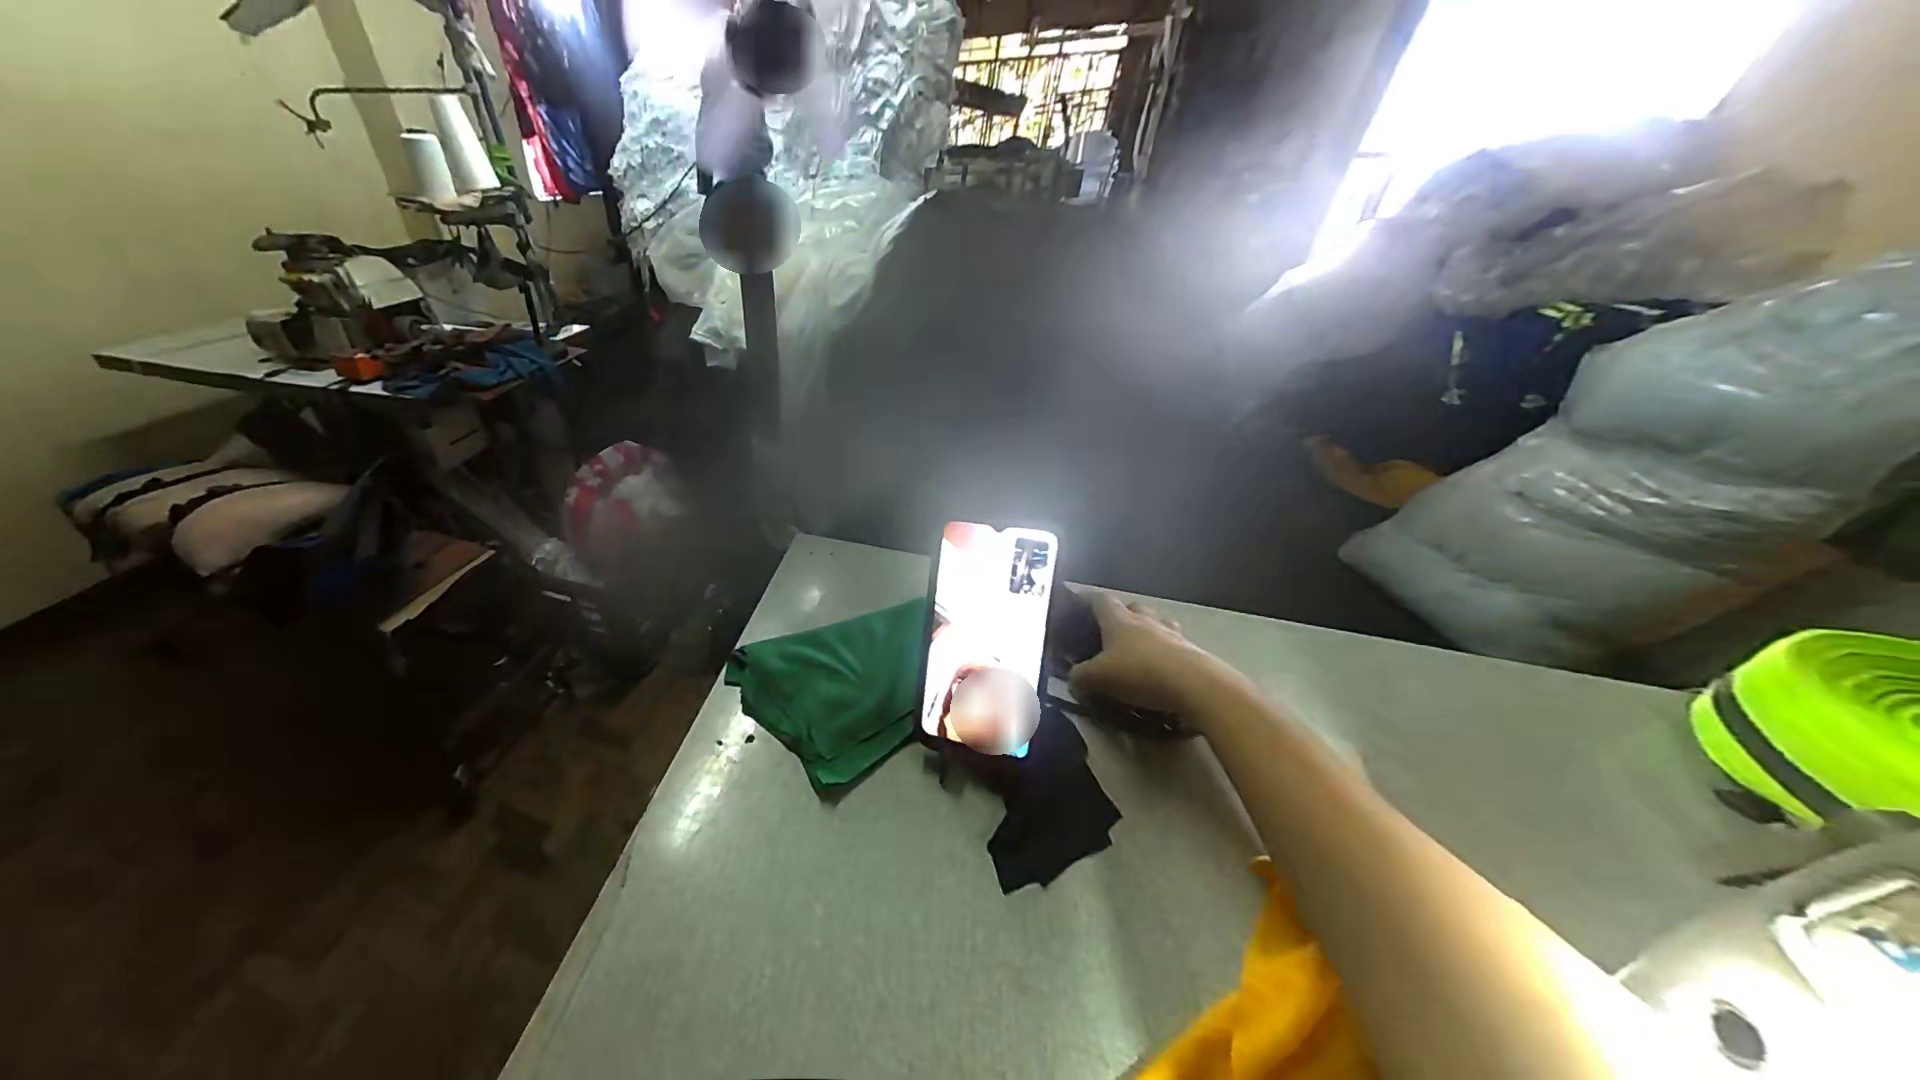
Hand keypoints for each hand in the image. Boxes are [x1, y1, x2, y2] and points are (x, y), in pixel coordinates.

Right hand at [1067, 589, 1239, 714]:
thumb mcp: (1099, 678)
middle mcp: (1146, 620)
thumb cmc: (1140, 672)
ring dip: (1147, 631)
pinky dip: (1165, 652)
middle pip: (1133, 607)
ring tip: (1139, 649)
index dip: (1089, 601)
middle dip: (1122, 615)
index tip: (1080, 605)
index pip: (1101, 600)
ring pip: (1156, 623)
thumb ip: (1080, 677)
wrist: (1195, 684)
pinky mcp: (1192, 652)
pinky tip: (1161, 668)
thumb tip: (1073, 680)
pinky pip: (1174, 645)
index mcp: (1120, 620)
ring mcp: (1172, 633)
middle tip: (1112, 632)